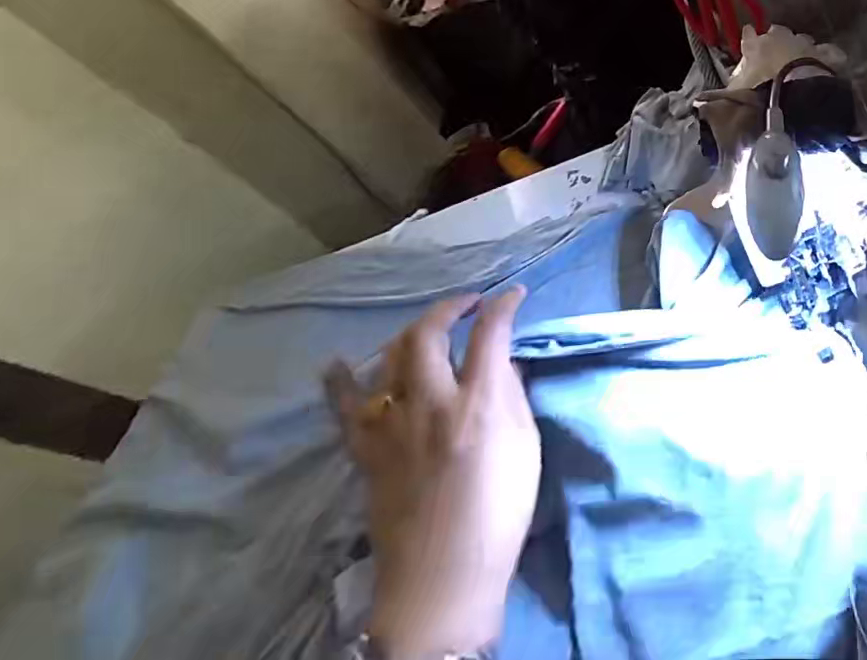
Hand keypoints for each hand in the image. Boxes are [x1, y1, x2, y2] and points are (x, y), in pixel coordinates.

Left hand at [326, 286, 538, 658]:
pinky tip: (341, 364)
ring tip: (428, 330)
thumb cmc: (502, 506)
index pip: (490, 335)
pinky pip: (344, 407)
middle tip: (470, 304)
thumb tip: (500, 364)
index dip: (503, 306)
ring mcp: (390, 427)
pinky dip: (342, 381)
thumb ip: (510, 397)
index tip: (514, 293)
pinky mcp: (365, 452)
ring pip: (387, 361)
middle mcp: (430, 404)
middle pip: (427, 337)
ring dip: (410, 335)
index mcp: (479, 403)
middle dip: (449, 308)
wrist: (445, 572)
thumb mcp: (525, 443)